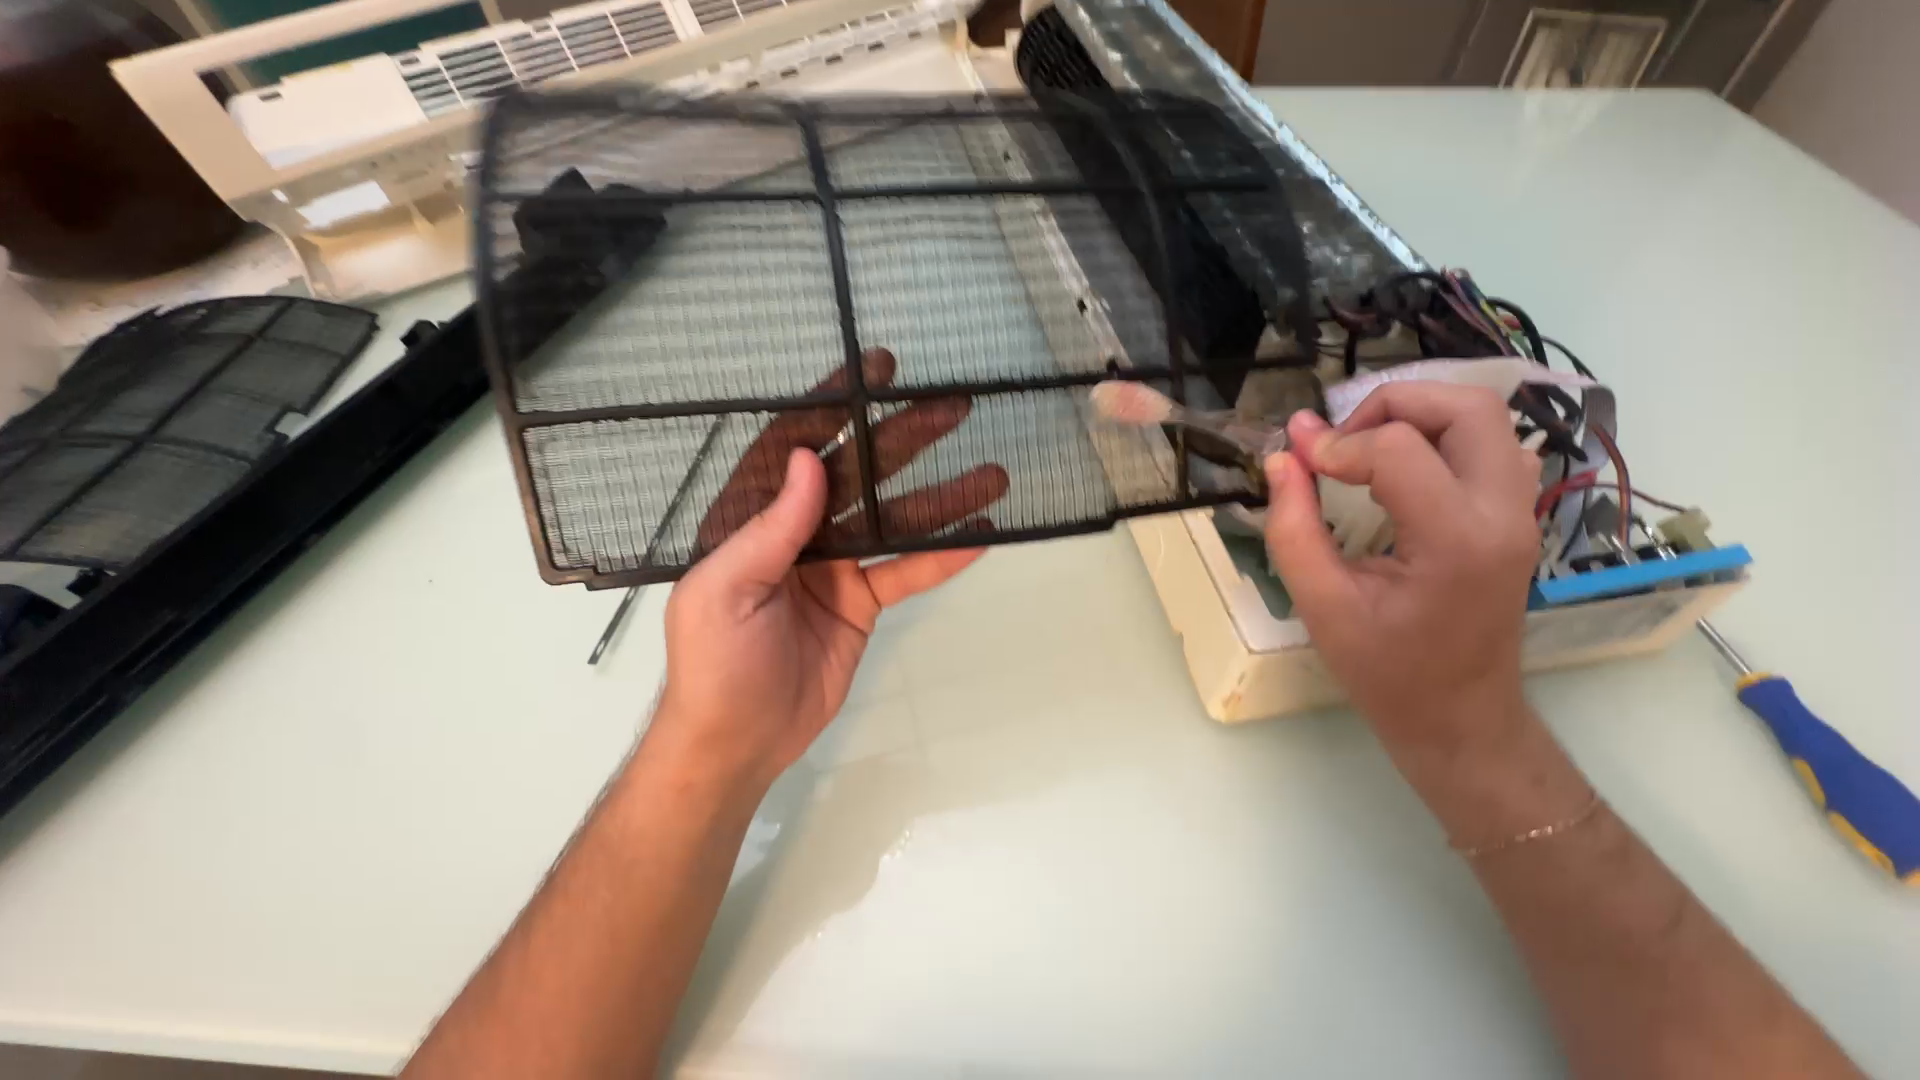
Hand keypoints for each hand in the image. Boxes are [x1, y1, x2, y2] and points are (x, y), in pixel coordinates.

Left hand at [651, 349, 1007, 791]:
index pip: (793, 447)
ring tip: (991, 474)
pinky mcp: (860, 602)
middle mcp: (795, 532)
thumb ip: (770, 527)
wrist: (739, 740)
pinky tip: (980, 537)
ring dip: (939, 498)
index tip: (875, 372)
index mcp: (751, 518)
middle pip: (857, 474)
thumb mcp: (726, 589)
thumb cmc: (715, 662)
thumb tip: (806, 458)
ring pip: (891, 520)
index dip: (832, 406)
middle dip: (904, 439)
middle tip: (953, 407)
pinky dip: (940, 556)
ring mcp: (832, 566)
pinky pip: (905, 572)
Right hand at [1262, 383, 1540, 753]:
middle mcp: (1501, 514)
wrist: (1460, 716)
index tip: (1298, 466)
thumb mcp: (1321, 606)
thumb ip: (1293, 527)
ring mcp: (1520, 512)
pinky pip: (1491, 446)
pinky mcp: (1517, 515)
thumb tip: (1283, 457)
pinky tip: (1402, 470)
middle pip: (1465, 407)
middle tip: (1340, 442)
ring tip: (1365, 450)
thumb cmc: (1386, 672)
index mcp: (1455, 540)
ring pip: (1484, 417)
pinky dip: (1442, 437)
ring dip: (1418, 416)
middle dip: (1390, 405)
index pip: (1397, 449)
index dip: (1336, 445)